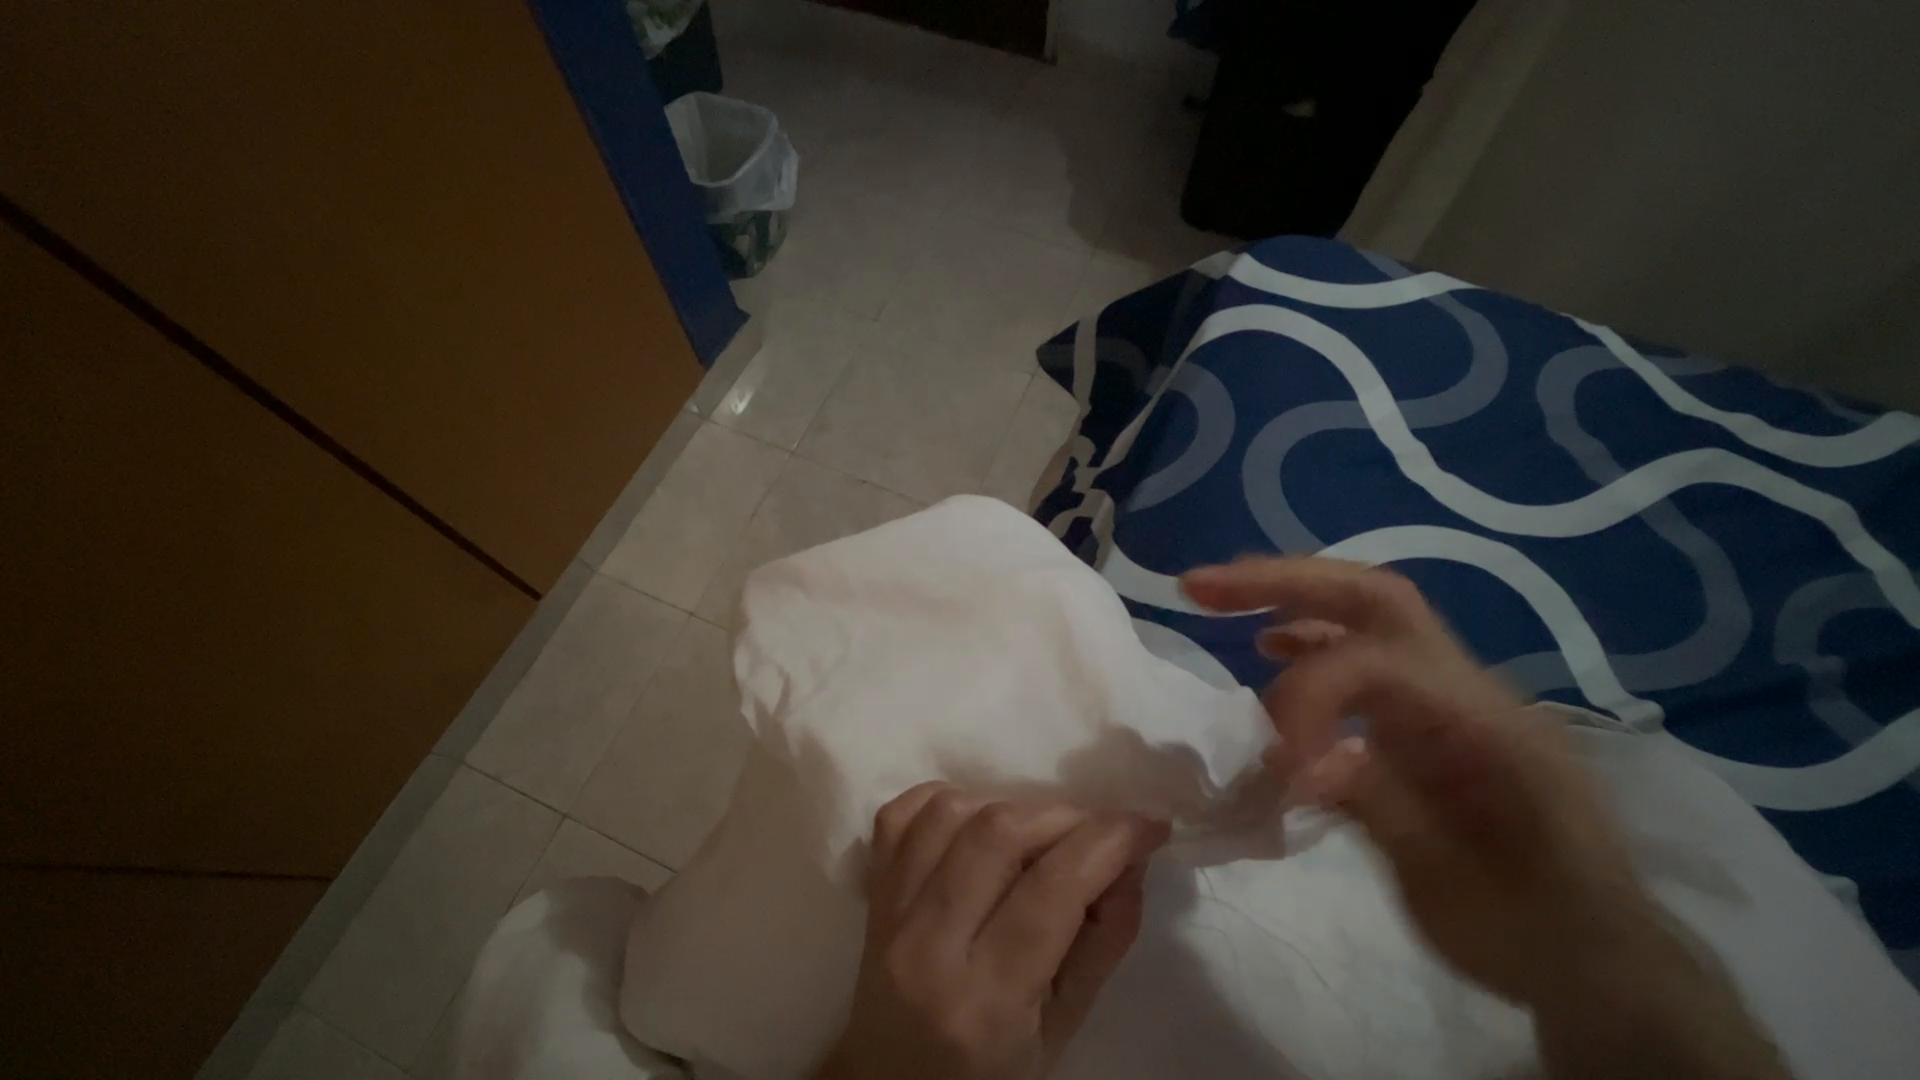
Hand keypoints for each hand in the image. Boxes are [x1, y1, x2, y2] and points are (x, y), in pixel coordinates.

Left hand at [814, 785, 1168, 1079]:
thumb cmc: (991, 1071)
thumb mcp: (1064, 1027)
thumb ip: (1104, 941)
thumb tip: (1132, 857)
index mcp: (985, 1001)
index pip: (1052, 890)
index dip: (1110, 841)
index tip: (1149, 825)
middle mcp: (928, 947)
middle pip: (997, 835)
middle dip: (1065, 815)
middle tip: (1099, 829)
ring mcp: (889, 913)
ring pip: (950, 812)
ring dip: (1010, 804)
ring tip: (1040, 830)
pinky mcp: (871, 890)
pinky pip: (902, 813)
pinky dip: (948, 800)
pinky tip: (977, 821)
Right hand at [1183, 557, 1788, 1079]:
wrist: (1605, 960)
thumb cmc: (1531, 931)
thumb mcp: (1449, 888)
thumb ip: (1375, 806)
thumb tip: (1300, 761)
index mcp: (1488, 728)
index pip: (1378, 665)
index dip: (1307, 696)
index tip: (1276, 763)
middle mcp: (1473, 691)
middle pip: (1375, 597)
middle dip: (1283, 583)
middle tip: (1199, 587)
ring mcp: (1456, 697)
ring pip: (1370, 612)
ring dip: (1291, 598)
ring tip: (1216, 600)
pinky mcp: (1437, 716)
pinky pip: (1370, 654)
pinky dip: (1313, 641)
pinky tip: (1272, 649)